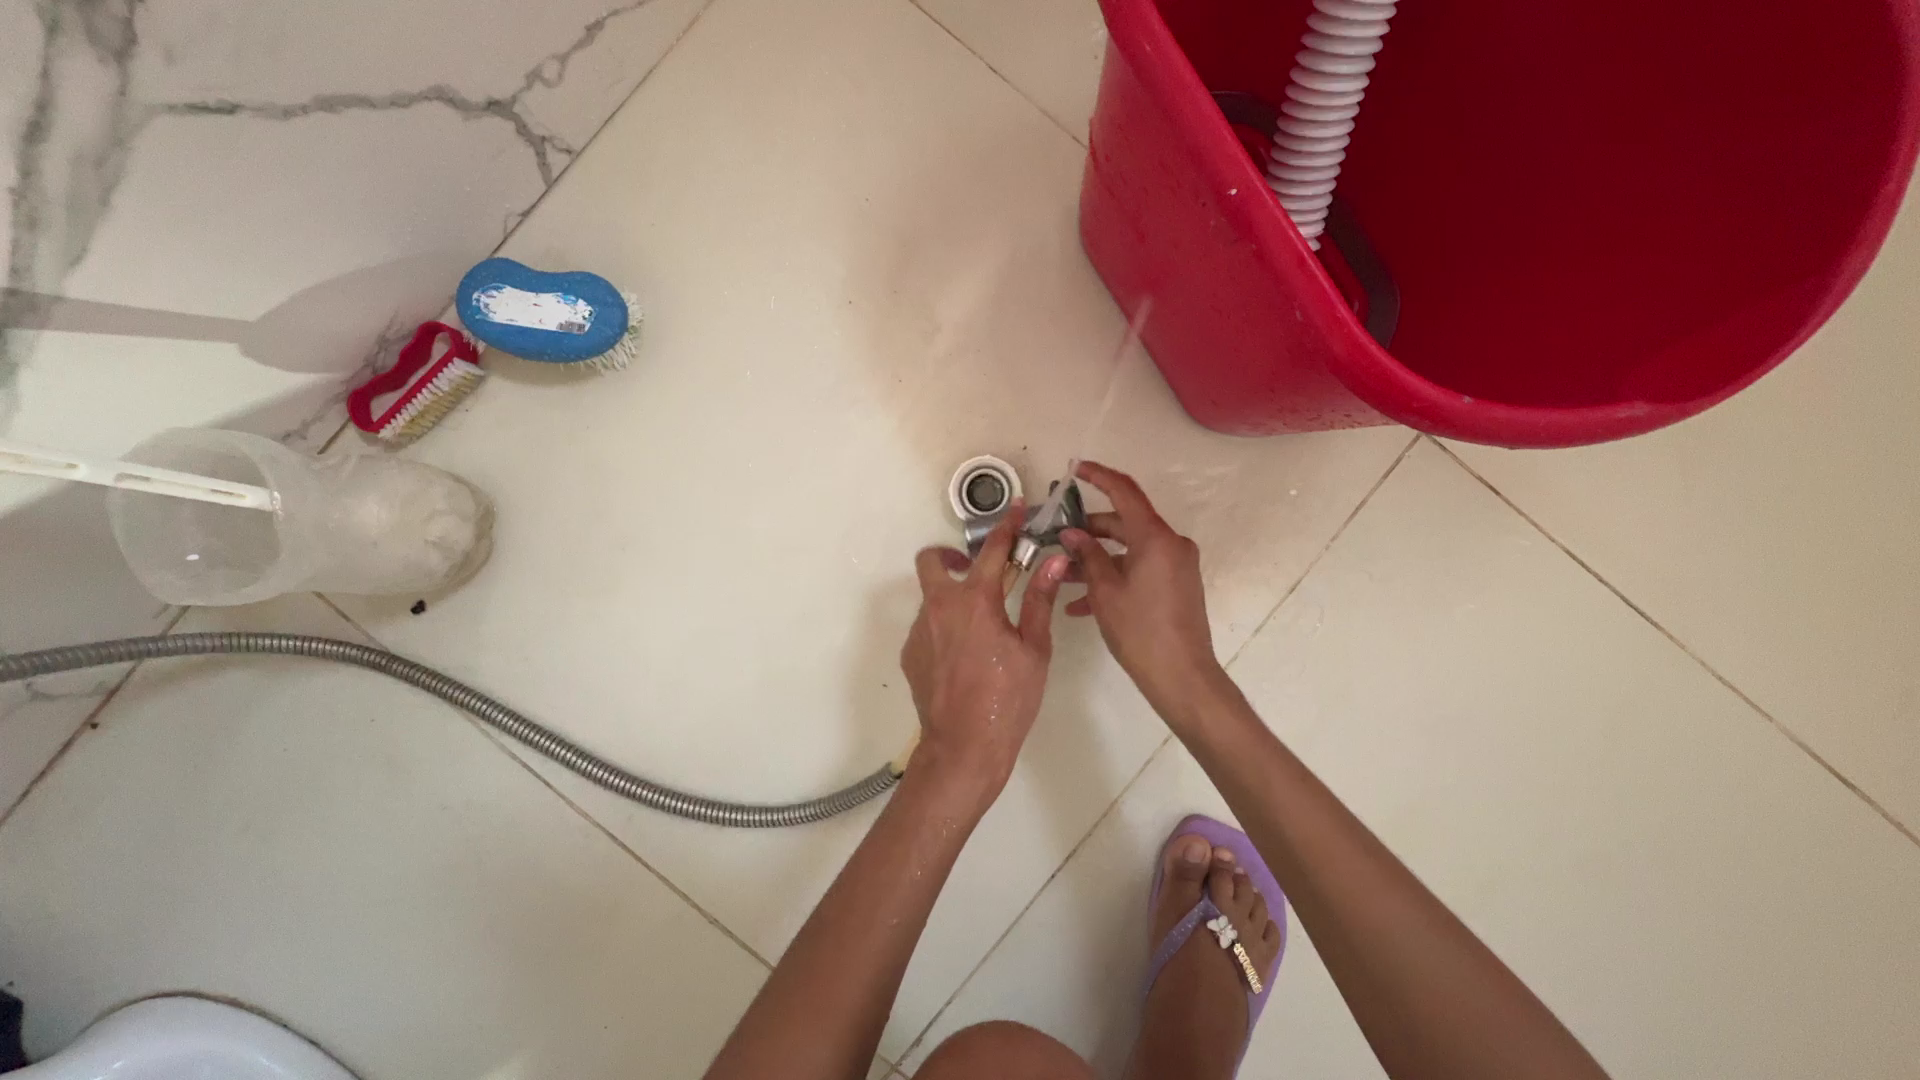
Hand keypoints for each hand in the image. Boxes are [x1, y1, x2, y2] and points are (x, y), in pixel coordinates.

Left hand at [901, 504, 1069, 798]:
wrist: (964, 747)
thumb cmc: (1009, 699)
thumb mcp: (1034, 650)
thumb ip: (1040, 600)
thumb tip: (1053, 561)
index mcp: (975, 600)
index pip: (992, 550)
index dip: (1007, 526)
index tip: (1016, 509)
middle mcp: (939, 607)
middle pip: (932, 560)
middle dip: (951, 556)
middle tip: (975, 571)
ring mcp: (919, 631)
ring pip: (931, 598)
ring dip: (952, 599)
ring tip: (980, 630)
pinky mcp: (910, 654)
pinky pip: (926, 628)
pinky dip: (944, 628)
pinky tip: (965, 657)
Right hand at [1058, 461, 1224, 721]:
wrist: (1181, 675)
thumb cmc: (1140, 630)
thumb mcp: (1105, 591)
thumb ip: (1087, 555)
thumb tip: (1072, 533)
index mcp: (1155, 537)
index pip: (1124, 492)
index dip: (1098, 476)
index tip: (1075, 468)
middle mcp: (1170, 543)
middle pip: (1124, 524)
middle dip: (1088, 530)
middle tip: (1055, 538)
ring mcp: (1175, 565)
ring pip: (1128, 550)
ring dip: (1096, 560)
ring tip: (1062, 576)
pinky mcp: (1175, 585)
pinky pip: (1139, 570)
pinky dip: (1113, 578)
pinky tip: (1081, 604)